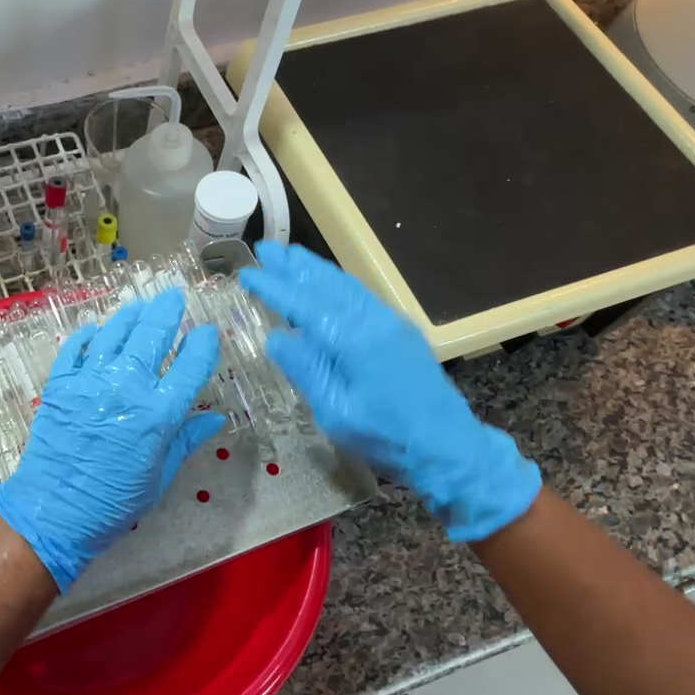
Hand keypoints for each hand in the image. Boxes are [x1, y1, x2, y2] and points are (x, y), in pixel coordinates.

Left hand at [0, 289, 225, 589]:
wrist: (52, 512)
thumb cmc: (112, 503)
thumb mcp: (159, 478)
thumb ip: (185, 441)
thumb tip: (215, 418)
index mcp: (158, 414)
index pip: (190, 366)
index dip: (204, 345)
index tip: (208, 333)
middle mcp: (126, 388)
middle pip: (152, 335)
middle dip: (167, 311)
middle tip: (174, 295)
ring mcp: (89, 383)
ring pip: (114, 333)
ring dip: (130, 316)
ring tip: (139, 306)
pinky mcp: (59, 385)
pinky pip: (75, 349)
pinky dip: (88, 336)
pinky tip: (96, 330)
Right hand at [239, 241, 539, 541]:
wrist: (447, 445)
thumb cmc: (385, 436)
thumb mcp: (335, 411)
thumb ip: (307, 371)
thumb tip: (276, 338)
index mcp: (353, 340)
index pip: (304, 305)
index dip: (274, 288)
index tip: (247, 274)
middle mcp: (372, 321)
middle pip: (327, 285)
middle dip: (293, 267)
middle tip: (264, 249)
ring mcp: (389, 323)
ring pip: (346, 286)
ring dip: (315, 270)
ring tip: (290, 257)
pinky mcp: (398, 332)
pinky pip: (360, 296)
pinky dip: (336, 283)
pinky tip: (325, 283)